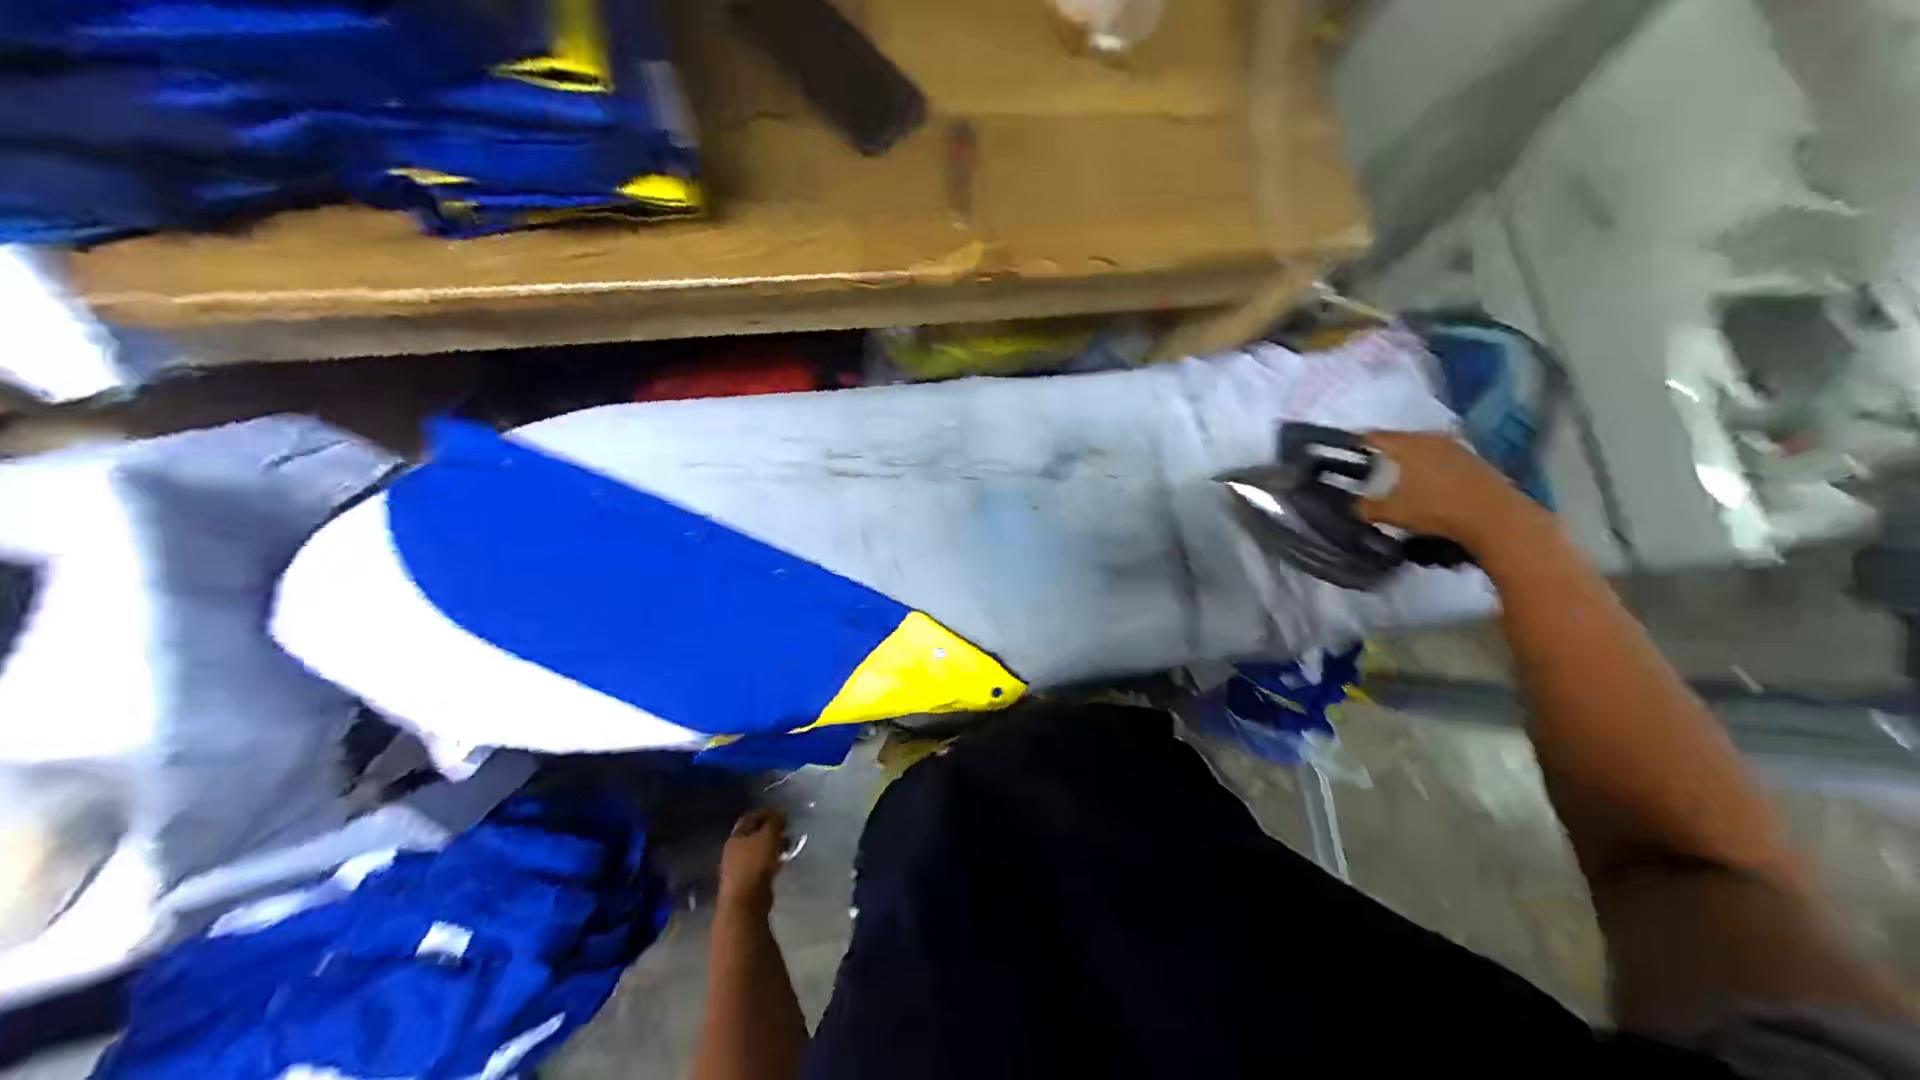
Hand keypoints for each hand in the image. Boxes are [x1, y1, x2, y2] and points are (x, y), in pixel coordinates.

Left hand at [718, 808, 786, 914]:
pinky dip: (772, 860)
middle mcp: (735, 850)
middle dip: (769, 830)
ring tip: (788, 843)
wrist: (746, 903)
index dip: (765, 813)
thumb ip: (774, 822)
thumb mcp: (768, 836)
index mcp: (736, 837)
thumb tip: (779, 811)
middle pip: (753, 834)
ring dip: (772, 845)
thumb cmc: (755, 864)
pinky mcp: (748, 882)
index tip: (781, 812)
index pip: (749, 818)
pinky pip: (761, 865)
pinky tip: (782, 861)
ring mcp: (740, 868)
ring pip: (758, 850)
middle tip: (786, 827)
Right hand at [1359, 431, 1537, 552]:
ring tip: (1401, 474)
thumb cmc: (1434, 509)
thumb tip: (1355, 506)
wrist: (1495, 517)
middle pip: (1401, 439)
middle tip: (1372, 465)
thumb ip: (1366, 508)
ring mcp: (1456, 447)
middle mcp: (1430, 438)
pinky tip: (1429, 482)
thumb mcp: (1391, 513)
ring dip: (1412, 457)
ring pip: (1424, 446)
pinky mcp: (1475, 460)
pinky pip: (1443, 457)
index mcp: (1405, 445)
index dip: (1358, 442)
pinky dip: (1432, 466)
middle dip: (1386, 450)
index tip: (1347, 451)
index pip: (1374, 436)